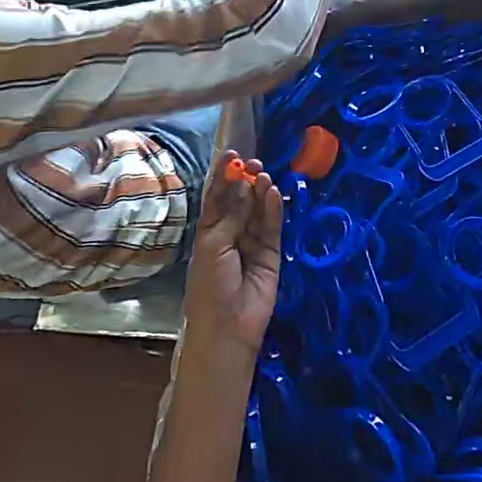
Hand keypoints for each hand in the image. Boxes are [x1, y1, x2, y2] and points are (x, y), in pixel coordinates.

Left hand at [181, 150, 282, 372]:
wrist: (228, 327)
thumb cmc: (210, 285)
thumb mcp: (214, 245)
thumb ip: (231, 217)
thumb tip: (244, 189)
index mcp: (208, 231)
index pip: (216, 197)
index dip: (223, 176)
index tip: (231, 154)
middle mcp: (230, 234)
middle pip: (239, 201)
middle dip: (244, 181)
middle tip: (253, 164)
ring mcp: (251, 244)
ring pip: (257, 212)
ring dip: (259, 193)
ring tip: (264, 175)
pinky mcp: (271, 255)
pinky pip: (271, 228)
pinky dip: (272, 210)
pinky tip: (273, 193)